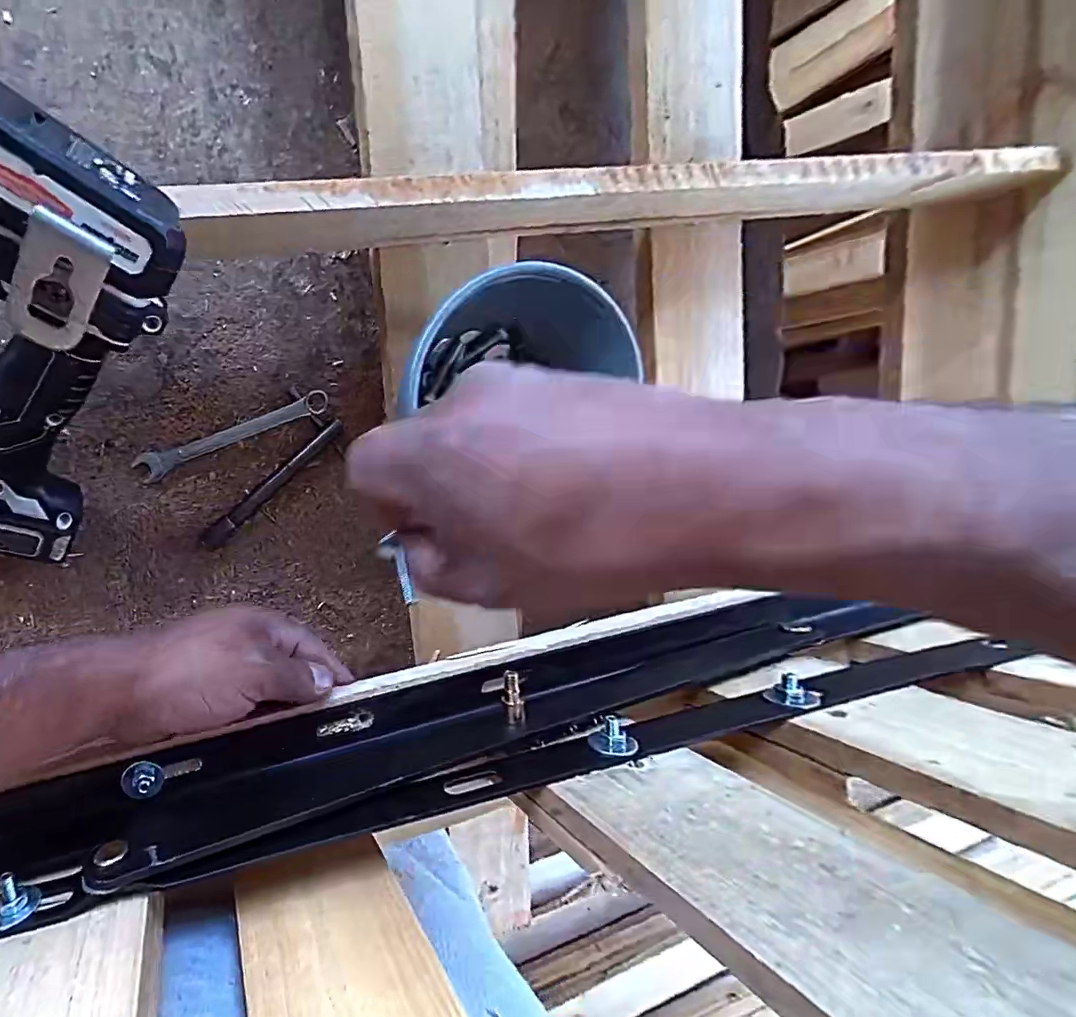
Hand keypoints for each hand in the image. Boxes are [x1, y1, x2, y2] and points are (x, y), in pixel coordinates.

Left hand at [118, 607, 354, 742]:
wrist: (123, 693)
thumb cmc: (187, 674)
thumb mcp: (252, 673)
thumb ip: (292, 676)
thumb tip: (324, 680)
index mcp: (261, 627)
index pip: (311, 646)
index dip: (333, 671)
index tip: (353, 697)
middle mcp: (246, 642)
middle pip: (292, 667)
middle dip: (310, 693)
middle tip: (330, 724)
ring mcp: (225, 666)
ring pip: (268, 690)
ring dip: (282, 710)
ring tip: (302, 735)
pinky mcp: (207, 691)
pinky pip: (244, 705)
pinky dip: (257, 719)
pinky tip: (264, 736)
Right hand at [347, 363, 803, 611]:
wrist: (710, 483)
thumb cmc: (586, 548)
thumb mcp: (489, 585)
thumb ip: (428, 565)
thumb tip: (421, 540)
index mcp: (428, 450)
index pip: (364, 466)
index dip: (386, 507)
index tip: (430, 535)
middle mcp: (459, 399)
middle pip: (418, 445)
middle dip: (436, 489)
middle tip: (488, 534)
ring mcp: (514, 377)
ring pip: (468, 430)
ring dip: (481, 470)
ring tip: (542, 511)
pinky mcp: (561, 372)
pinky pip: (514, 415)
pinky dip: (523, 449)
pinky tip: (576, 483)